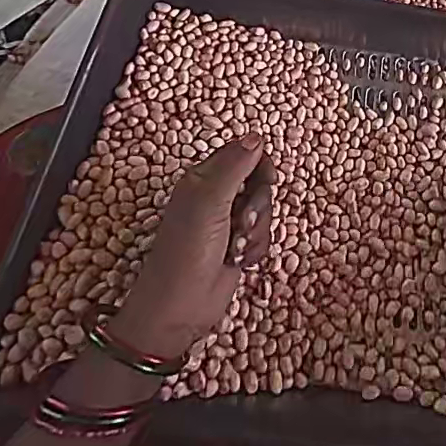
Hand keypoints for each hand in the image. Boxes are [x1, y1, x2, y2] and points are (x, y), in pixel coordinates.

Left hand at [110, 135, 273, 358]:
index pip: (242, 152)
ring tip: (236, 248)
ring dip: (257, 230)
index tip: (266, 180)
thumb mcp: (210, 201)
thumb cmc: (187, 251)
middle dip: (259, 203)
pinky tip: (240, 261)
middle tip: (244, 221)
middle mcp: (216, 196)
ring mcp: (227, 222)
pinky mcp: (238, 245)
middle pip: (258, 181)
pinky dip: (257, 248)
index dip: (259, 164)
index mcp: (203, 178)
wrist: (180, 309)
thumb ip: (234, 166)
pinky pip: (264, 235)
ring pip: (264, 209)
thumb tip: (256, 136)